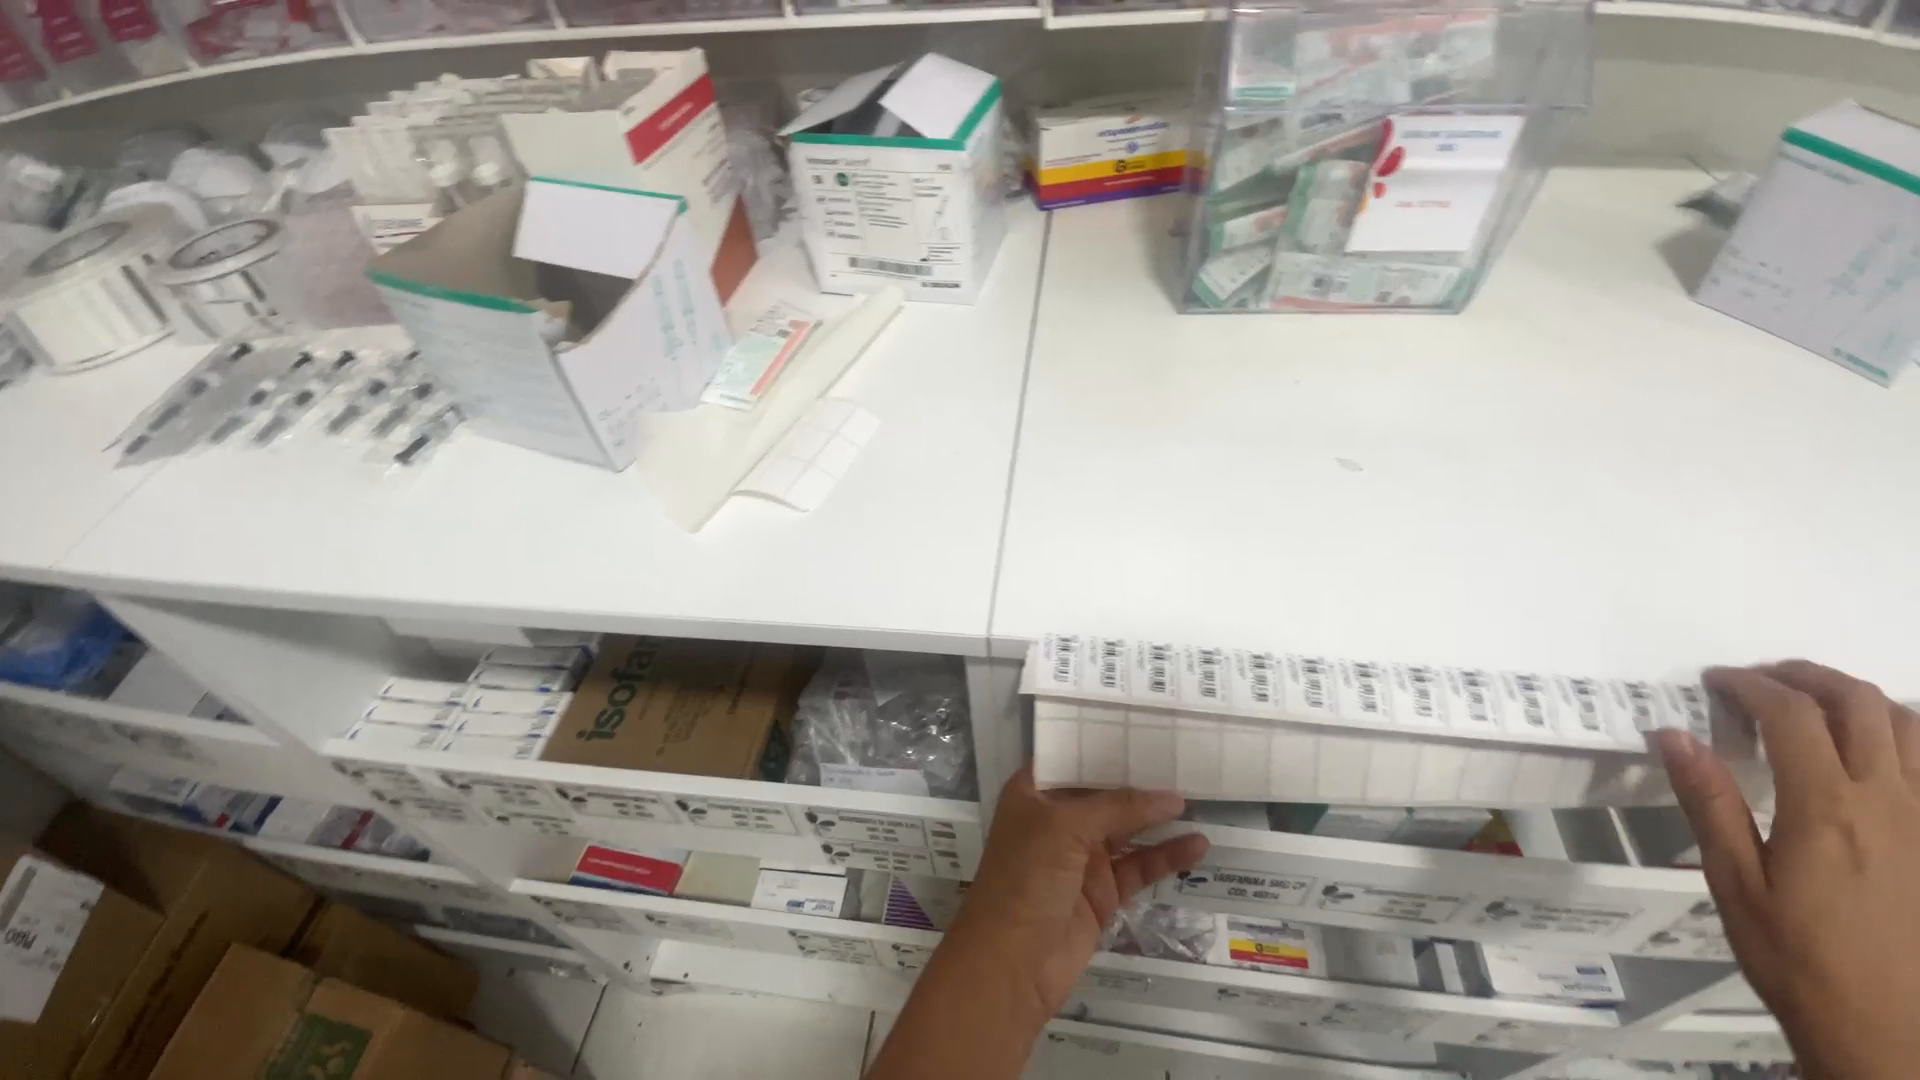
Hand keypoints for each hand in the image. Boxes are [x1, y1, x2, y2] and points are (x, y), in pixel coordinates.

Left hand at [942, 768, 1211, 1017]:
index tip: (1140, 723)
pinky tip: (1197, 844)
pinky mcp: (1102, 892)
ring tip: (1200, 796)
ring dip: (1157, 817)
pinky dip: (1166, 856)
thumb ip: (1118, 807)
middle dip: (1138, 777)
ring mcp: (1080, 857)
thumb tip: (1172, 796)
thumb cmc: (1025, 878)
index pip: (1069, 757)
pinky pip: (1139, 866)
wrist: (1011, 964)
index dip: (1100, 742)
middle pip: (1102, 791)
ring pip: (1126, 828)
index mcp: (1032, 793)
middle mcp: (1055, 819)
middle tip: (1182, 754)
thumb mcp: (1065, 829)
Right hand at [1658, 661, 1919, 1079]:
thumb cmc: (1796, 954)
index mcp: (1828, 809)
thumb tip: (1673, 735)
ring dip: (1855, 697)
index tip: (1712, 682)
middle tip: (1757, 679)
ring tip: (1809, 703)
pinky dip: (1901, 733)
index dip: (1747, 685)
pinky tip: (1869, 746)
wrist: (1894, 1031)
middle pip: (1859, 703)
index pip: (1790, 715)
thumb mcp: (1734, 880)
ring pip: (1911, 724)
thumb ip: (1709, 801)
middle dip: (1803, 675)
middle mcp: (1892, 802)